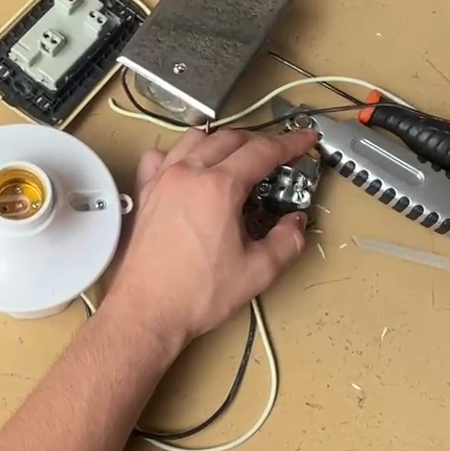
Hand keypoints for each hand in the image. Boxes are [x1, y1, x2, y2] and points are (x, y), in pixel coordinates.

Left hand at [106, 127, 320, 348]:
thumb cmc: (194, 294)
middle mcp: (187, 175)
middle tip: (278, 155)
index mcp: (218, 187)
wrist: (147, 311)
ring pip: (195, 140)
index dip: (290, 143)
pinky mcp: (145, 195)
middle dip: (259, 141)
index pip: (262, 151)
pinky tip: (190, 167)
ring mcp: (162, 181)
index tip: (304, 141)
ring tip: (238, 157)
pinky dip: (180, 153)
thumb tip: (295, 224)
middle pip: (230, 139)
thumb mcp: (258, 272)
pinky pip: (161, 157)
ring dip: (222, 141)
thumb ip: (286, 241)